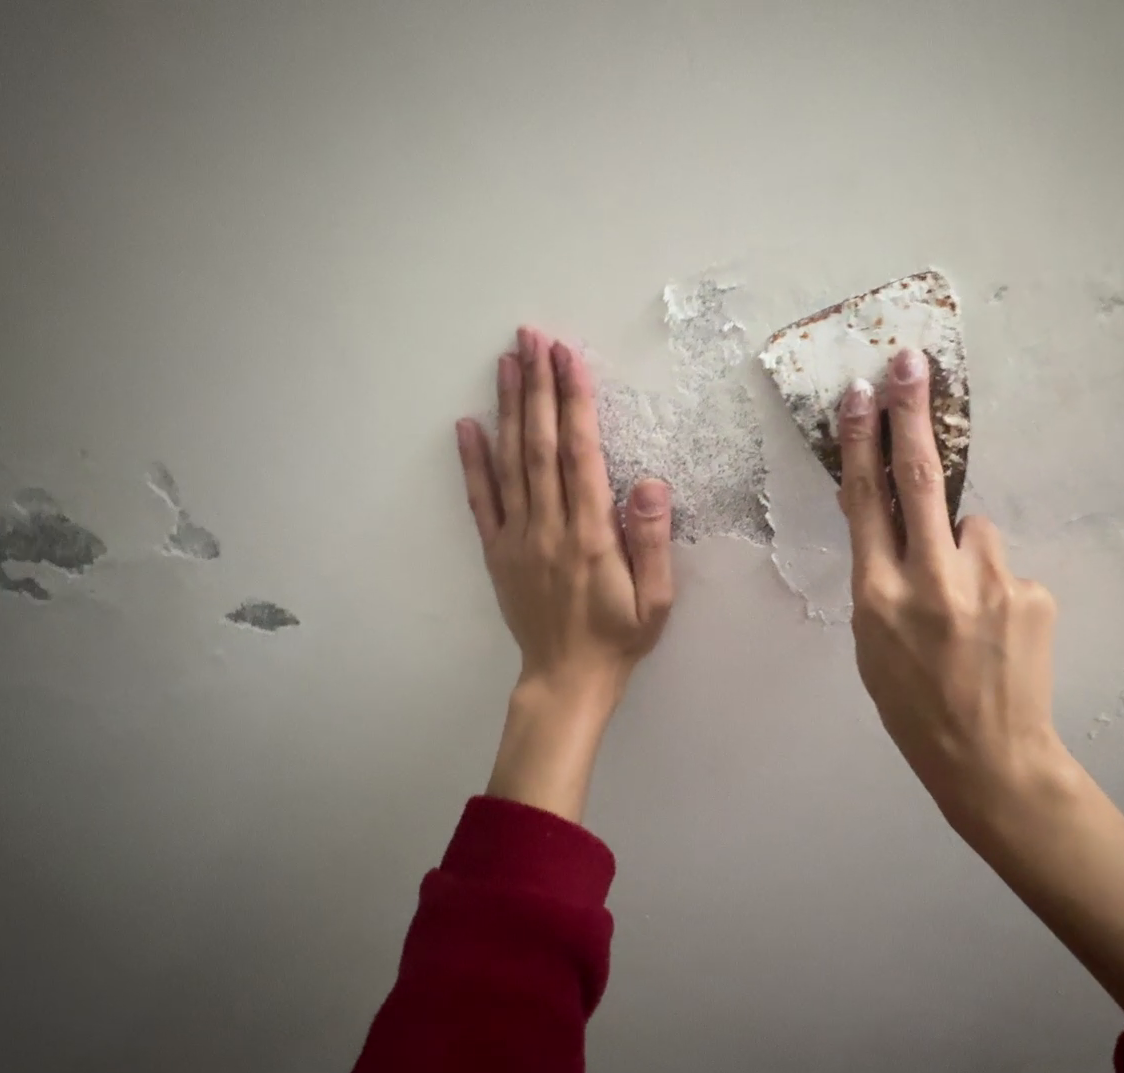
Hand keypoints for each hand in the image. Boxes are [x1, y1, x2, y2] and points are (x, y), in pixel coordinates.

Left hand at [456, 326, 674, 820]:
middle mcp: (548, 528)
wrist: (566, 681)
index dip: (575, 403)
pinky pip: (482, 501)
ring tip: (506, 363)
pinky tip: (468, 425)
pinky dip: (473, 462)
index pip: (580, 455)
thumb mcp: (656, 599)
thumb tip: (648, 483)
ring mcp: (517, 538)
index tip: (570, 359)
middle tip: (532, 339)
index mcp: (589, 536)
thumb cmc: (619, 638)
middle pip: (540, 446)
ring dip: (509, 409)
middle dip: (538, 388)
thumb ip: (651, 541)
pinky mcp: (498, 552)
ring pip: (510, 463)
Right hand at [838, 349, 1123, 1072]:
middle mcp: (933, 580)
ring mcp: (990, 584)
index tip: (858, 393)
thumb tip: (887, 520)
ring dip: (962, 549)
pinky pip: (1003, 566)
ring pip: (971, 529)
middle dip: (912, 413)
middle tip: (911, 363)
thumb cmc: (912, 705)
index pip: (865, 500)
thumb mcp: (870, 640)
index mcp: (878, 597)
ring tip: (965, 609)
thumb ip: (876, 575)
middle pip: (922, 478)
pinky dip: (993, 584)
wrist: (990, 758)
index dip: (859, 441)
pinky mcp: (1034, 592)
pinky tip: (995, 630)